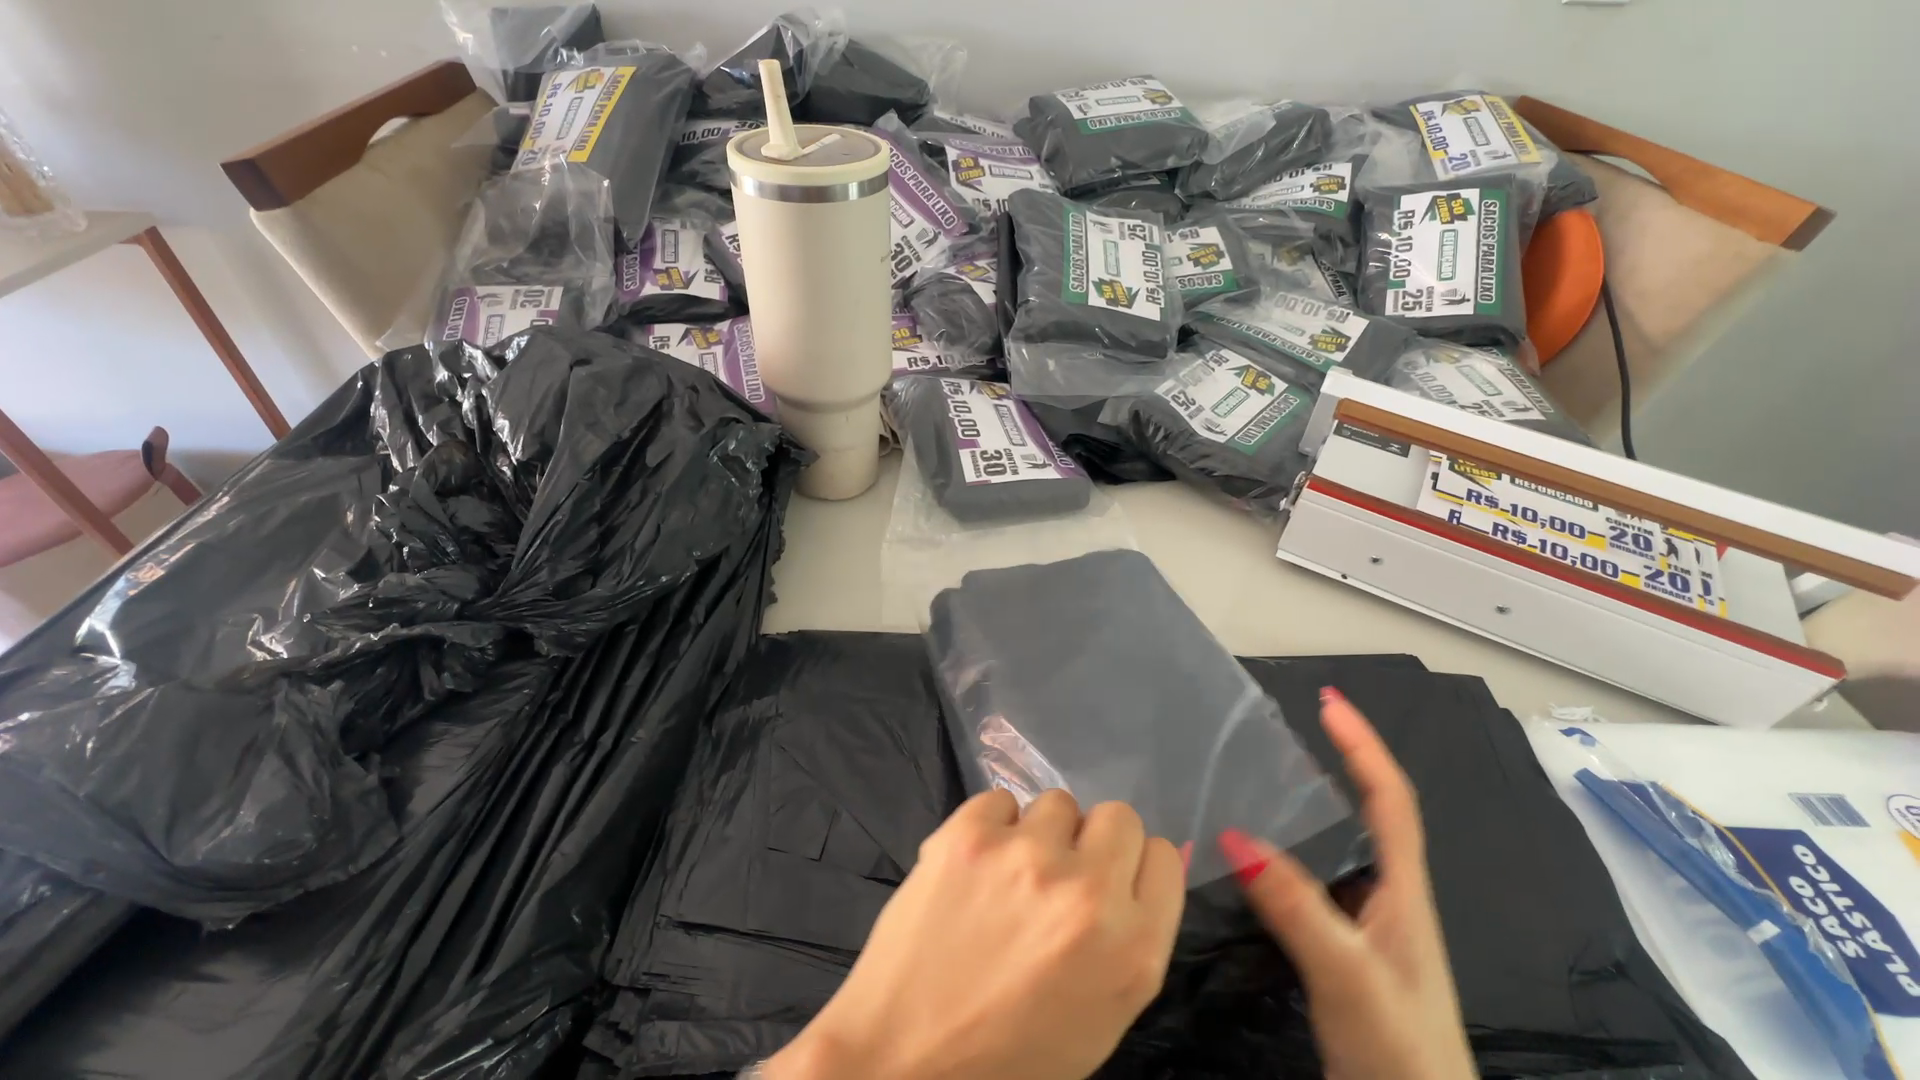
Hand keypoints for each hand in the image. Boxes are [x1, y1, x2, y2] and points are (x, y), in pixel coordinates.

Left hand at [764, 788, 1186, 1079]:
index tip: (1109, 880)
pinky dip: (991, 827)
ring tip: (1009, 876)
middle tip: (1060, 874)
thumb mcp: (1101, 1016)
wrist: (903, 1057)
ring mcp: (1025, 857)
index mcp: (1133, 947)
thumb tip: (1136, 872)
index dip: (1134, 866)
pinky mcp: (967, 836)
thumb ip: (1130, 939)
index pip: (1163, 855)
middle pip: (1118, 817)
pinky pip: (1000, 799)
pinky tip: (974, 868)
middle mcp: (1088, 891)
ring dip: (1040, 833)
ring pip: (1057, 803)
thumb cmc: (1011, 1052)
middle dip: (1094, 842)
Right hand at [1218, 687, 1475, 1079]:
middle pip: (1369, 816)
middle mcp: (1388, 900)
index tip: (1330, 702)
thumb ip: (1295, 907)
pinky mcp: (1346, 955)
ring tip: (1265, 784)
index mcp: (1402, 893)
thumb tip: (1234, 834)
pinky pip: (1316, 885)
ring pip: (1339, 851)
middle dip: (1340, 766)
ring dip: (1313, 810)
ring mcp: (1369, 930)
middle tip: (1290, 735)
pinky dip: (1290, 858)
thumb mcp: (1347, 974)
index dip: (1364, 746)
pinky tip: (1257, 866)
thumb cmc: (1401, 1050)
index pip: (1390, 800)